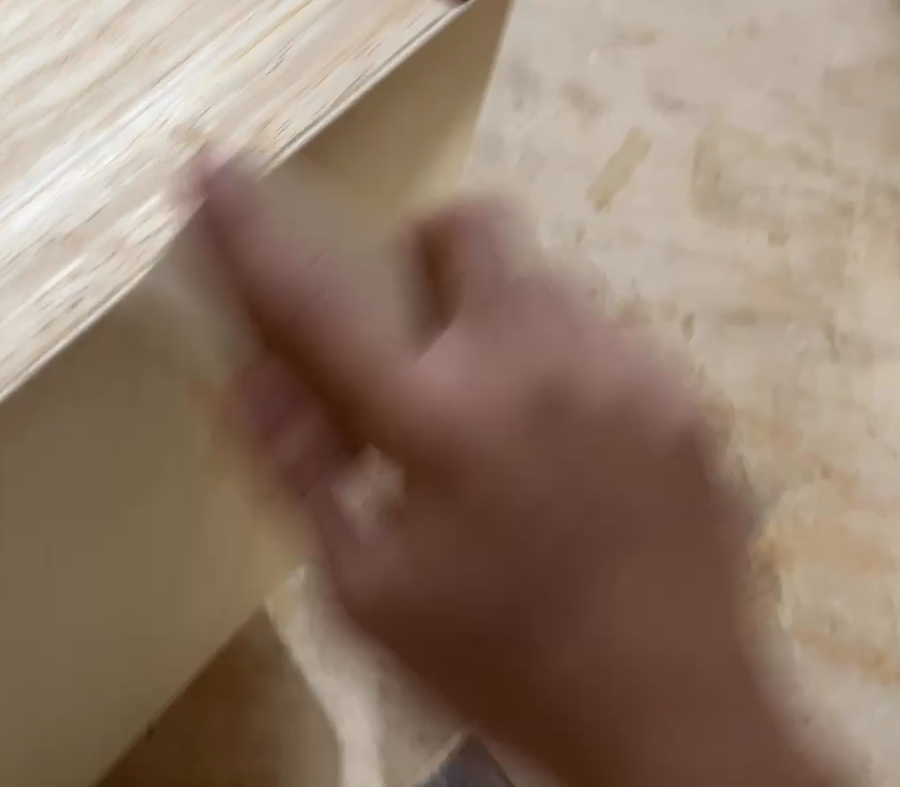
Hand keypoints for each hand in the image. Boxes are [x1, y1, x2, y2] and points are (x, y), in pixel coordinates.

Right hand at [191, 161, 836, 786]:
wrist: (688, 737)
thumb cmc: (495, 663)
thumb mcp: (361, 588)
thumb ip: (297, 469)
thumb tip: (245, 375)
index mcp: (437, 425)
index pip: (314, 306)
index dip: (251, 233)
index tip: (210, 168)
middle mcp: (535, 371)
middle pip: (464, 226)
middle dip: (417, 260)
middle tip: (411, 346)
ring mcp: (627, 373)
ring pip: (531, 279)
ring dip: (483, 321)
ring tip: (491, 422)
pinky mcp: (685, 396)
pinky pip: (592, 329)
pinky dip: (548, 362)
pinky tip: (561, 454)